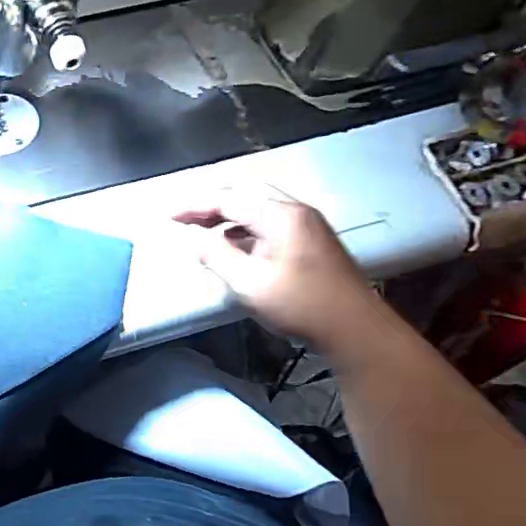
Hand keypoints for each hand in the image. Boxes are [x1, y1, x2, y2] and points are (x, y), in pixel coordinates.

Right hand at [174, 187, 382, 351]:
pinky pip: (272, 224)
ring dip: (229, 217)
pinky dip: (247, 229)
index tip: (170, 215)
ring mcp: (308, 225)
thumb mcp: (251, 285)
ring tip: (204, 232)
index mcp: (281, 216)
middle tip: (186, 219)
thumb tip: (196, 241)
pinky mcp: (312, 242)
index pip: (229, 199)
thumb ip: (218, 257)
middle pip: (246, 196)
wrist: (356, 329)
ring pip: (260, 209)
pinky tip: (234, 246)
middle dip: (212, 205)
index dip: (195, 206)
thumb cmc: (302, 307)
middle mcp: (296, 211)